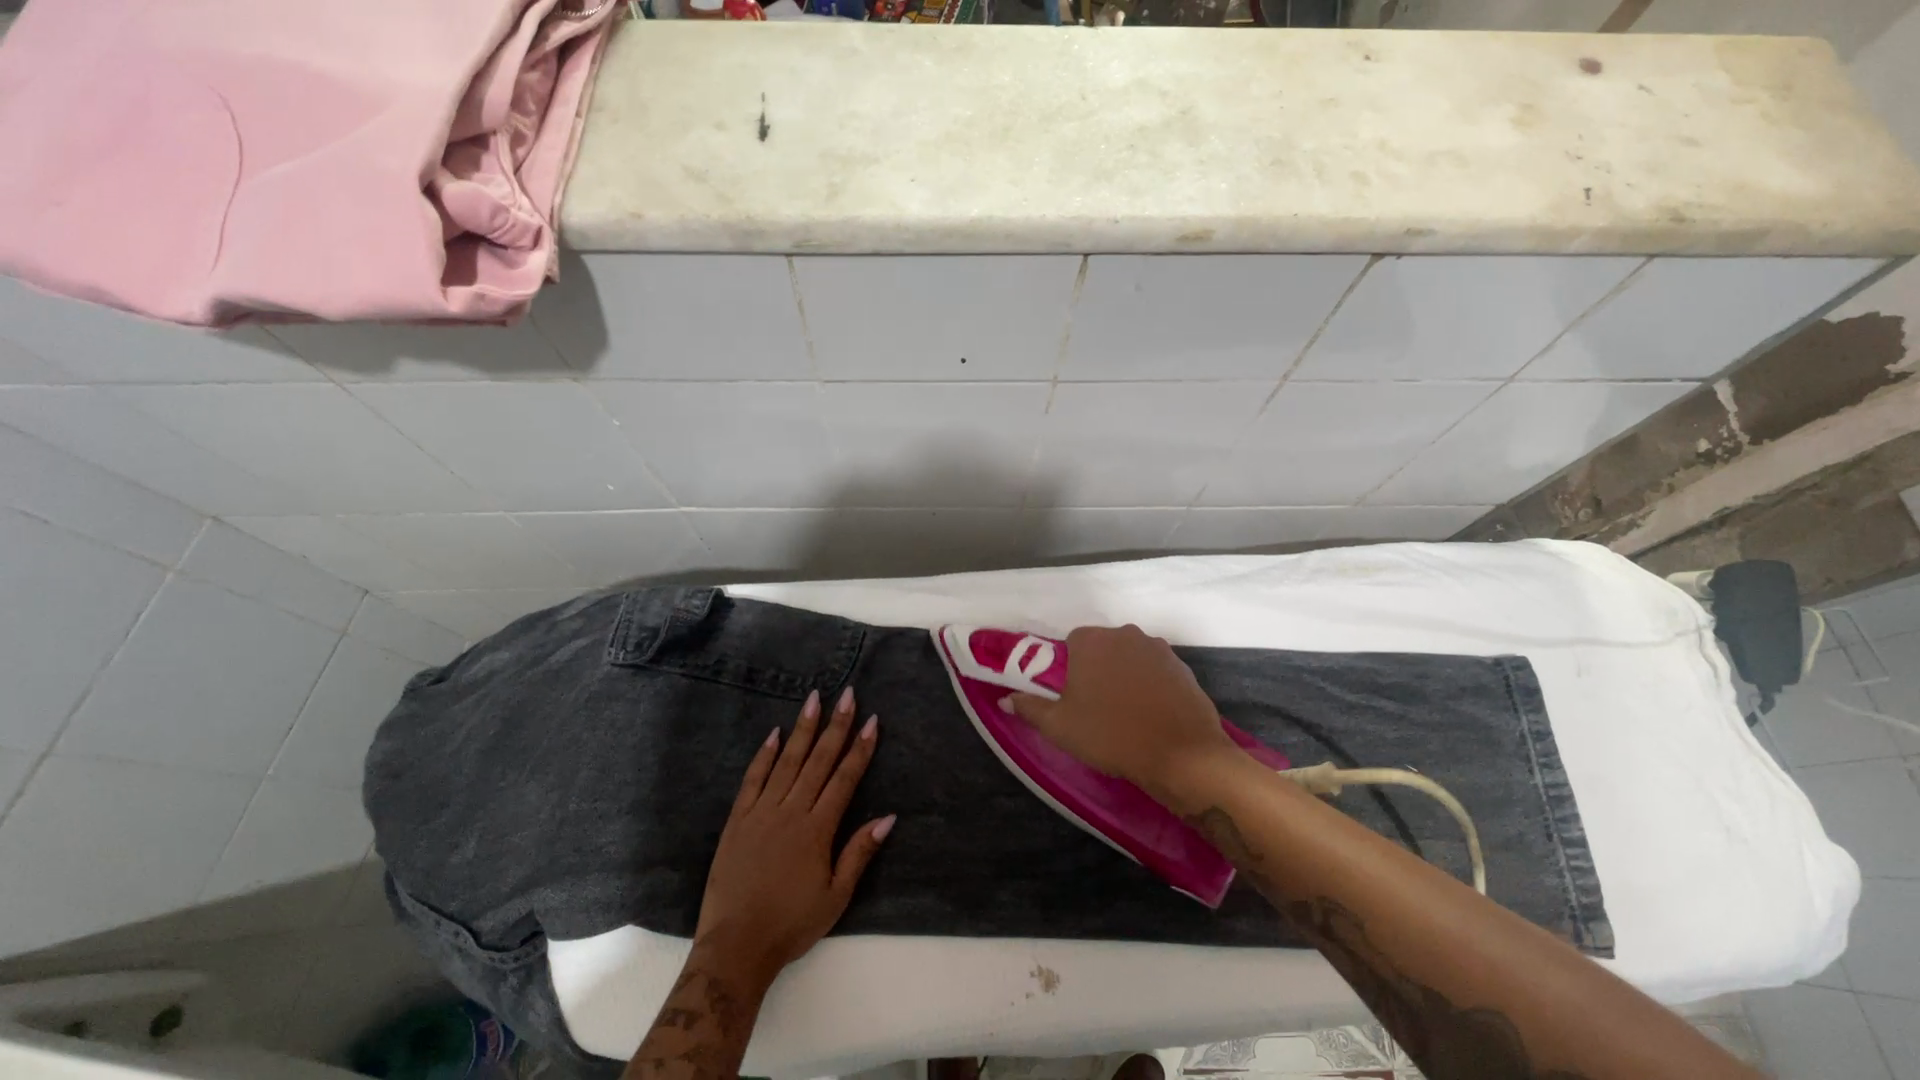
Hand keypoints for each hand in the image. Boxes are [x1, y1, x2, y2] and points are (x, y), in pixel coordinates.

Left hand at [693, 687, 892, 985]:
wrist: (736, 944)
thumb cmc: (792, 924)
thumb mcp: (836, 896)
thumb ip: (859, 853)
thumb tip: (887, 817)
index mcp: (818, 830)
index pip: (844, 779)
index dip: (860, 749)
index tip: (872, 721)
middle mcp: (791, 813)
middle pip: (818, 761)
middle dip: (835, 726)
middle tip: (847, 695)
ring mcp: (761, 813)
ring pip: (787, 762)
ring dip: (802, 730)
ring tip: (814, 700)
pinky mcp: (737, 820)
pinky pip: (753, 779)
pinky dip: (765, 755)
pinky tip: (774, 735)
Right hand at [1006, 624, 1233, 797]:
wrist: (1181, 754)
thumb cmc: (1110, 734)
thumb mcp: (1059, 726)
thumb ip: (1030, 708)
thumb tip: (1005, 699)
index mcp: (1092, 640)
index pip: (1071, 643)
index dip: (1068, 669)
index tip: (1071, 697)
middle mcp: (1126, 634)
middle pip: (1103, 648)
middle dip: (1097, 670)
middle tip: (1094, 708)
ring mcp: (1159, 649)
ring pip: (1131, 659)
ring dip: (1125, 678)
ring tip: (1124, 715)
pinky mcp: (1183, 668)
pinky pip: (1156, 673)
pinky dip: (1150, 688)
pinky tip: (1150, 717)